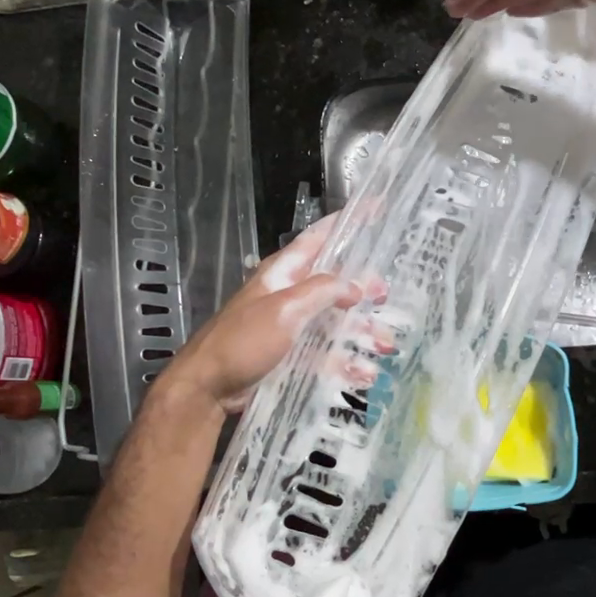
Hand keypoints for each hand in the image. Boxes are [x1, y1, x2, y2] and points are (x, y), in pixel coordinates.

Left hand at [156, 216, 366, 413]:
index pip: (319, 237)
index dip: (346, 222)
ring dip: (362, 332)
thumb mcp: (284, 310)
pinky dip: (348, 362)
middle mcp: (290, 295)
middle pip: (336, 283)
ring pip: (337, 321)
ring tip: (385, 346)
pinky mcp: (294, 356)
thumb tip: (355, 286)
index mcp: (284, 274)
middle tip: (387, 297)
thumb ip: (321, 291)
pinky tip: (365, 373)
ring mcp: (292, 326)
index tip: (376, 207)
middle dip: (364, 290)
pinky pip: (328, 354)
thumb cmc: (243, 342)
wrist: (208, 388)